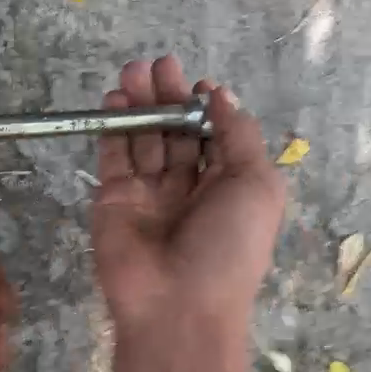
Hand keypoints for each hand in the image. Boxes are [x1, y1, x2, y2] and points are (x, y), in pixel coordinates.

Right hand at [91, 56, 286, 332]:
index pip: (216, 137)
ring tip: (133, 69)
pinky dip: (114, 126)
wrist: (177, 308)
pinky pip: (114, 154)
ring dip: (140, 103)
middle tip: (159, 63)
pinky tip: (115, 98)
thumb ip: (239, 135)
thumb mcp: (257, 186)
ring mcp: (148, 192)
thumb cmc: (229, 247)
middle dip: (169, 96)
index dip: (207, 108)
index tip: (198, 82)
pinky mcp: (113, 197)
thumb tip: (221, 94)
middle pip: (177, 132)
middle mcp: (189, 188)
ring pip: (144, 138)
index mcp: (229, 187)